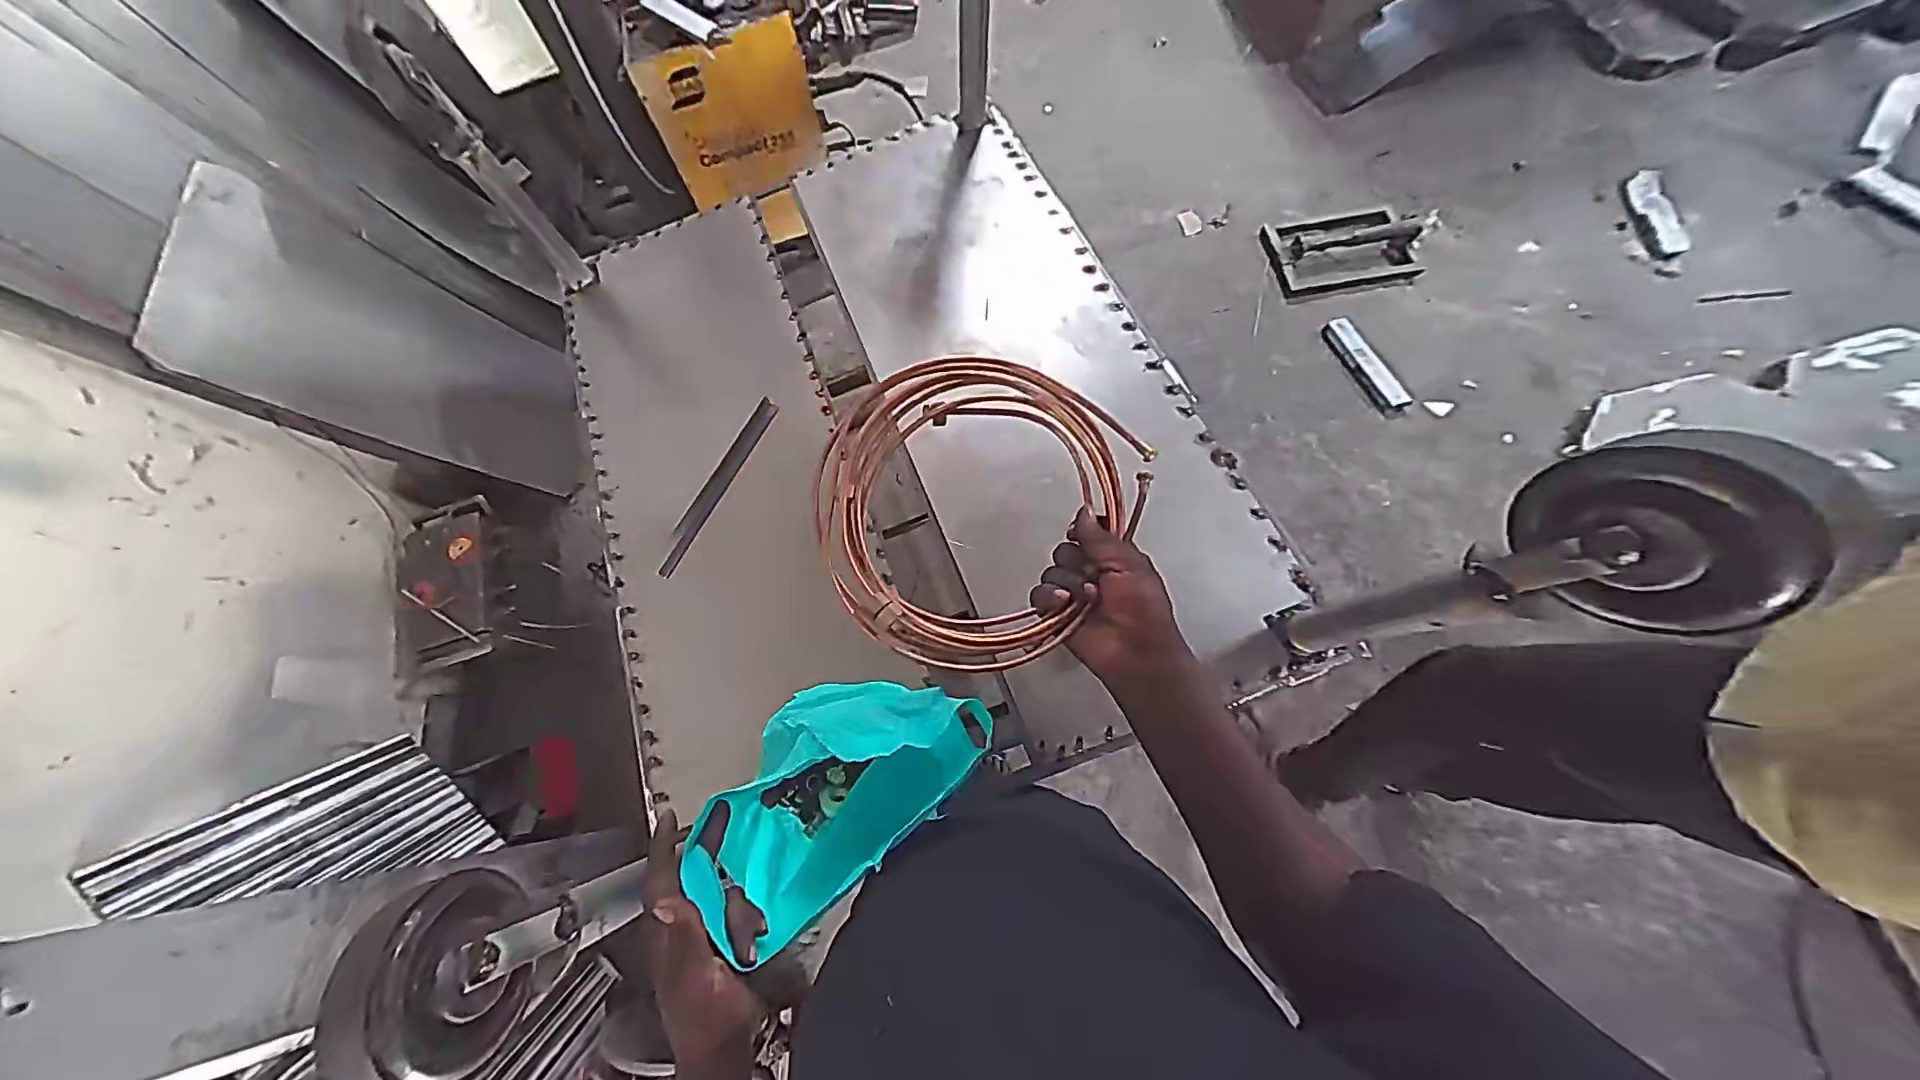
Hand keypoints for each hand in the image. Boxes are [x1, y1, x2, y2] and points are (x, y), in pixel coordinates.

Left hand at [643, 809, 763, 1078]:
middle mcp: (683, 925)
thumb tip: (663, 902)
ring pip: (725, 895)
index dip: (662, 846)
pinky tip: (753, 942)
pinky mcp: (725, 940)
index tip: (666, 815)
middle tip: (725, 816)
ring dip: (740, 913)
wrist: (725, 1049)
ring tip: (746, 943)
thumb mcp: (694, 975)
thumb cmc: (705, 1017)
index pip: (660, 879)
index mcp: (667, 932)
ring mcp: (705, 932)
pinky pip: (740, 912)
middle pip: (695, 875)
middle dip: (710, 852)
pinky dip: (749, 921)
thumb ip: (683, 937)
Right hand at [1029, 507, 1192, 684]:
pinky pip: (1039, 595)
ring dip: (1069, 583)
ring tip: (1089, 598)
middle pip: (1064, 551)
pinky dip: (1049, 597)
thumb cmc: (1144, 609)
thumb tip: (1083, 512)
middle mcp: (1089, 573)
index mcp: (1110, 558)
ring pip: (1051, 572)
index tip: (1084, 536)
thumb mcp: (1128, 563)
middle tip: (1096, 577)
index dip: (1082, 533)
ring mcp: (1071, 594)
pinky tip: (1065, 603)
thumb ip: (1100, 538)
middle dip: (1077, 562)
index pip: (1085, 533)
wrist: (1136, 649)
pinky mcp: (1056, 614)